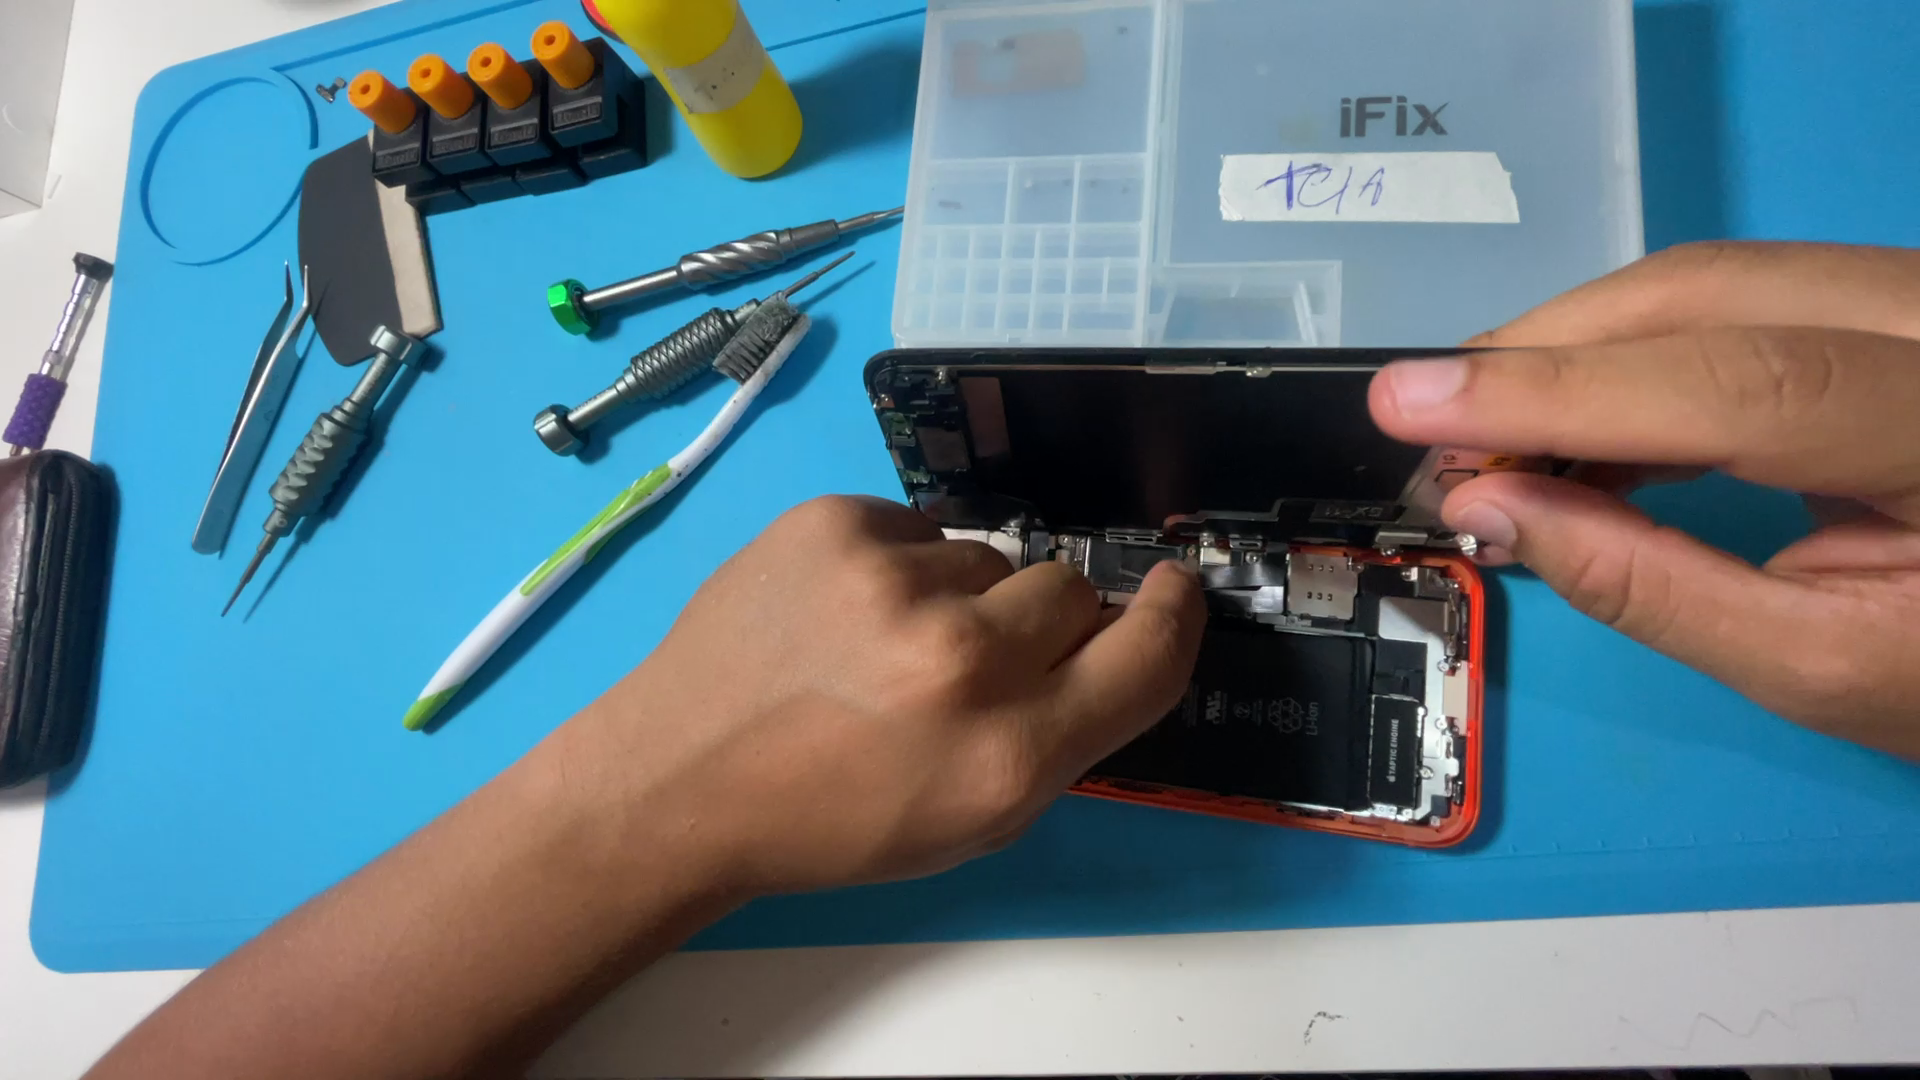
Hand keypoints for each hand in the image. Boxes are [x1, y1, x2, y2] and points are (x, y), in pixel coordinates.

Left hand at [554, 496, 1206, 895]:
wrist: (682, 780)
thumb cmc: (833, 816)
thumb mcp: (970, 816)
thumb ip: (1058, 731)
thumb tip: (1102, 638)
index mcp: (1008, 755)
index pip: (1146, 657)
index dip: (1170, 616)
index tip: (1171, 589)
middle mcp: (962, 658)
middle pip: (1069, 586)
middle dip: (1038, 617)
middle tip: (968, 652)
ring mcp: (891, 577)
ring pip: (988, 555)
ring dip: (959, 591)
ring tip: (883, 637)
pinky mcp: (832, 523)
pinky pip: (914, 527)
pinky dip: (894, 563)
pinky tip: (840, 607)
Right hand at [1369, 241, 1919, 757]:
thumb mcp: (1811, 662)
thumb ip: (1638, 583)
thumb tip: (1480, 503)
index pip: (1739, 384)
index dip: (1550, 391)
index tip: (1403, 403)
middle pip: (1698, 296)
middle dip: (1532, 359)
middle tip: (1426, 428)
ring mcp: (1915, 300)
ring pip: (1689, 288)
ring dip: (1554, 360)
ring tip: (1484, 445)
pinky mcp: (1869, 308)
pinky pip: (1704, 309)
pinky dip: (1599, 368)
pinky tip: (1560, 436)